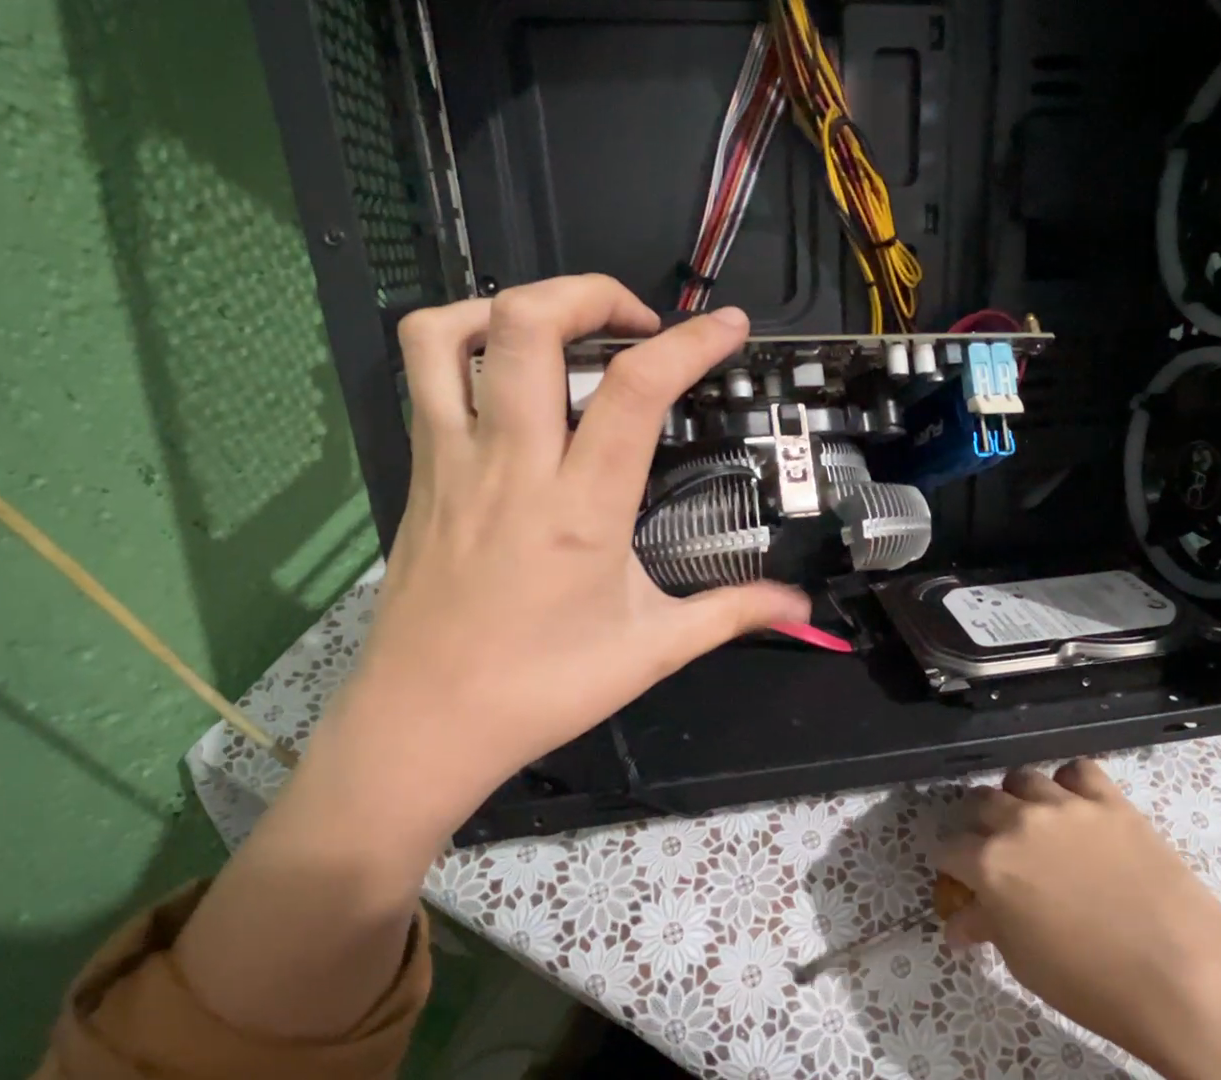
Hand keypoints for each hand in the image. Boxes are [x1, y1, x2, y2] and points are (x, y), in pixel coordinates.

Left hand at [305, 276, 809, 846]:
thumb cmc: (541, 690)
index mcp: (581, 507)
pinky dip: (459, 340)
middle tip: (638, 325)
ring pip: (452, 334)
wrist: (423, 725)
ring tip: (563, 331)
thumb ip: (731, 613)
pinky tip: (503, 371)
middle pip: (530, 324)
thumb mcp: (651, 652)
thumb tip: (802, 607)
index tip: (731, 327)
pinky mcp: (418, 471)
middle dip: (593, 292)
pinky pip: (418, 375)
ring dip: (514, 305)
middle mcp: (512, 464)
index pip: (637, 389)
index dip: (692, 342)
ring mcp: (452, 461)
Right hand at [940, 761, 1220, 1079]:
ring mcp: (1067, 805)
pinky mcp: (1110, 800)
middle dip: (977, 824)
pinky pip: (1077, 770)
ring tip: (1032, 822)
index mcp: (989, 863)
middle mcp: (1019, 822)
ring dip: (1018, 798)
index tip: (958, 876)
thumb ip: (988, 926)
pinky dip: (1069, 783)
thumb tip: (961, 922)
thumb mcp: (1024, 961)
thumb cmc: (1091, 982)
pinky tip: (1076, 805)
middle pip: (979, 802)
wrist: (1180, 973)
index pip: (947, 847)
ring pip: (1023, 778)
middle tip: (991, 849)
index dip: (950, 863)